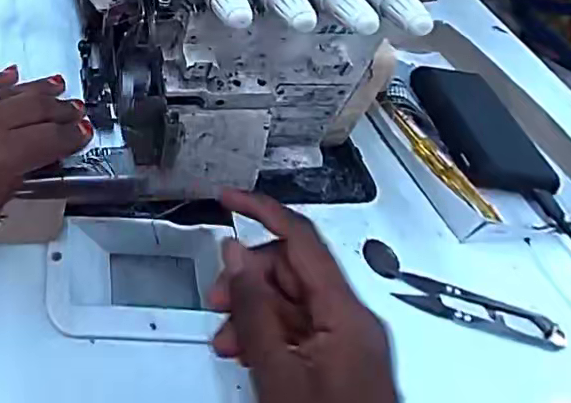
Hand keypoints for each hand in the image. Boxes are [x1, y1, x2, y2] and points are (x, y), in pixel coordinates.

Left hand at [0, 68, 89, 290]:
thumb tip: (22, 164)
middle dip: (58, 109)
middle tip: (76, 109)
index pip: (48, 139)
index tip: (83, 133)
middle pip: (31, 107)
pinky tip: (8, 77)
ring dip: (33, 90)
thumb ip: (6, 182)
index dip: (71, 136)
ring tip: (55, 86)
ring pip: (5, 92)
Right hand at [208, 188, 395, 402]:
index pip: (300, 238)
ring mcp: (349, 343)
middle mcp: (353, 321)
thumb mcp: (277, 373)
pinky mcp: (341, 363)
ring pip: (289, 299)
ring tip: (227, 338)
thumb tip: (233, 252)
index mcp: (348, 315)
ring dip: (252, 310)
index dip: (260, 210)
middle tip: (218, 297)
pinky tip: (244, 351)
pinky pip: (297, 327)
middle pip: (291, 269)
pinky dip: (266, 333)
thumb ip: (251, 306)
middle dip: (248, 277)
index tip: (226, 197)